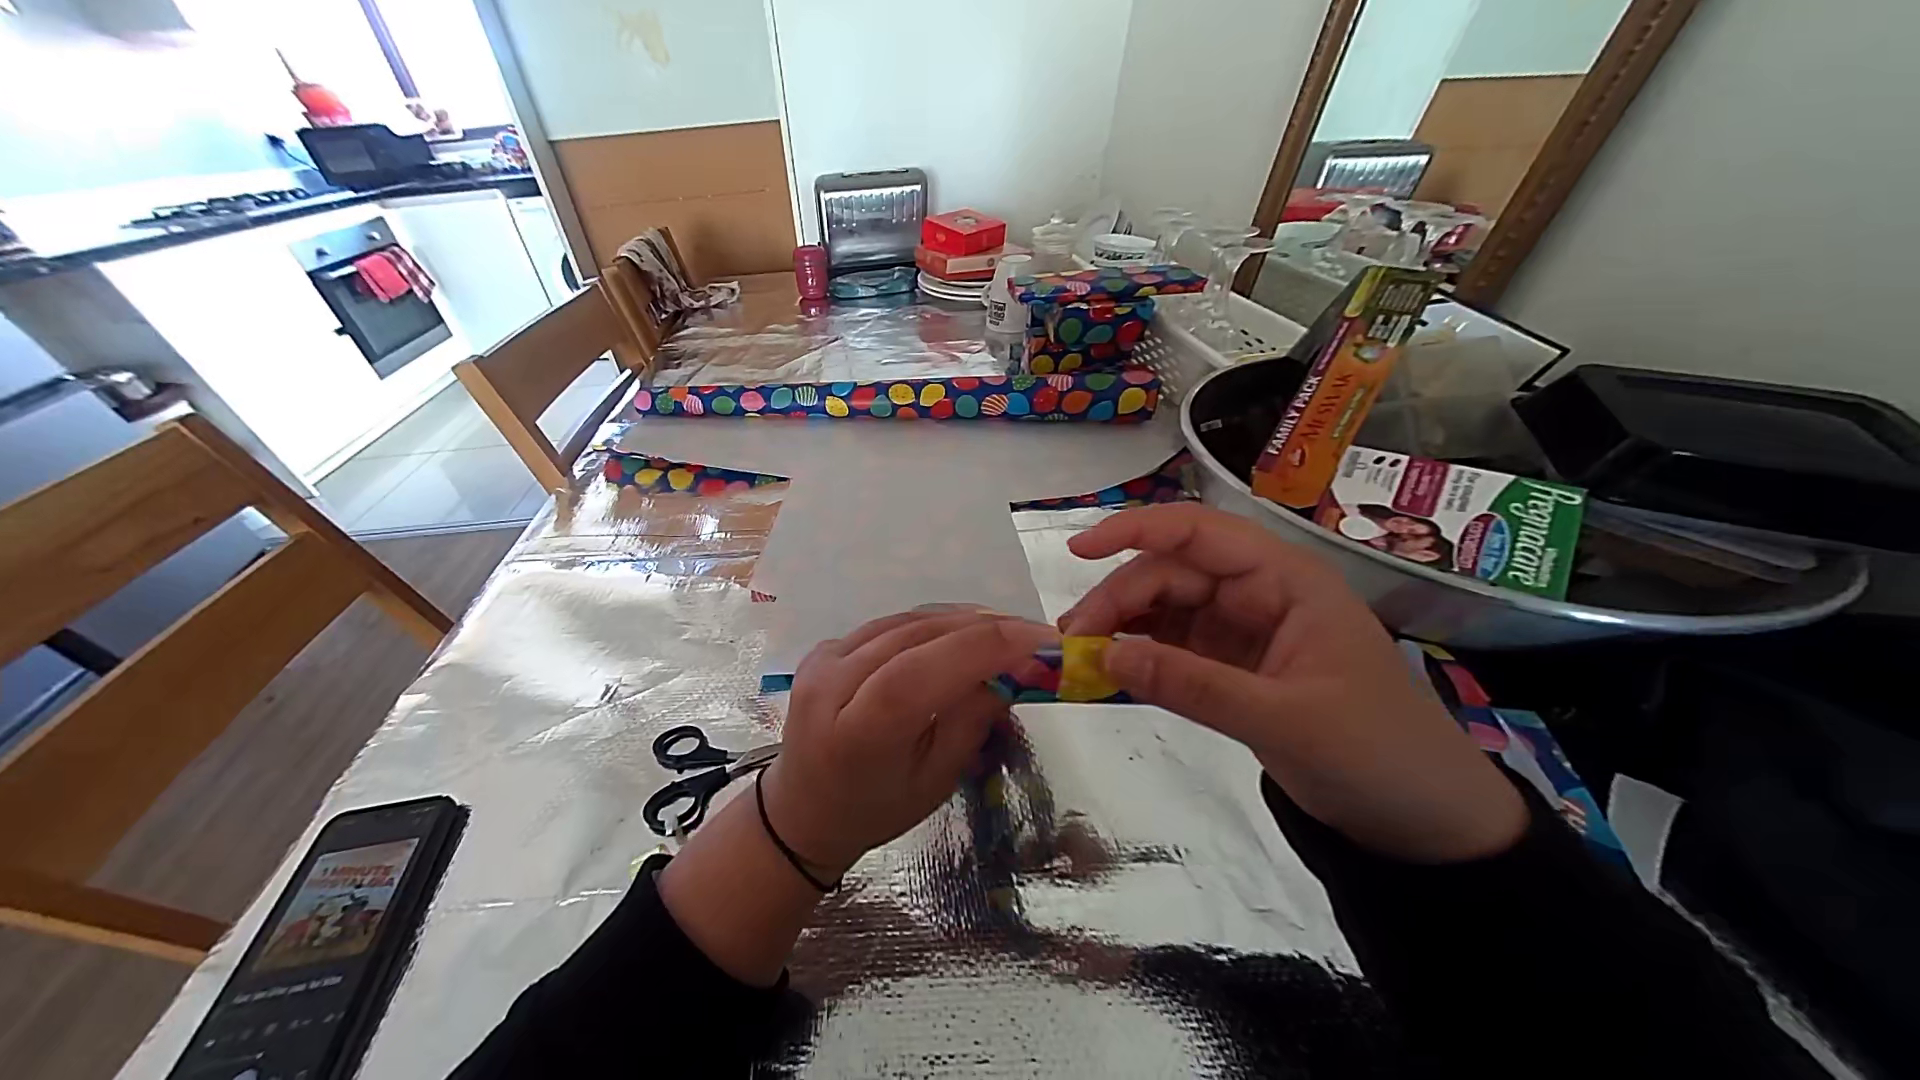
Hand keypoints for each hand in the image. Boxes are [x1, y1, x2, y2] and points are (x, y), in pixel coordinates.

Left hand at [759, 609, 1059, 879]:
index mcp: (858, 733)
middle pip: (918, 636)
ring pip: (908, 621)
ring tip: (1008, 631)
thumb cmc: (875, 808)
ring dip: (963, 620)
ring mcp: (824, 659)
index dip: (986, 646)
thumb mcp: (936, 780)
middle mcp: (832, 685)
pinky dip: (934, 624)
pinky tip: (962, 632)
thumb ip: (971, 719)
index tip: (1042, 641)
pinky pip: (891, 624)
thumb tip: (1014, 668)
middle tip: (1036, 635)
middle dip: (985, 628)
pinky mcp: (824, 648)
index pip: (922, 671)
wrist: (803, 808)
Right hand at [1060, 503, 1525, 862]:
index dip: (1135, 531)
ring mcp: (1243, 629)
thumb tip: (1105, 655)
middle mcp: (1259, 592)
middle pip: (1171, 573)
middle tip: (1072, 644)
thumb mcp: (1282, 720)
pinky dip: (1140, 656)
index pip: (1199, 533)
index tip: (1077, 551)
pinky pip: (1173, 647)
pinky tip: (1111, 672)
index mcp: (1284, 580)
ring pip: (1166, 608)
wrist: (1426, 822)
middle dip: (1118, 599)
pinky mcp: (1232, 665)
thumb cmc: (1376, 754)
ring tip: (1080, 657)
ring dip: (1122, 626)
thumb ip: (1192, 683)